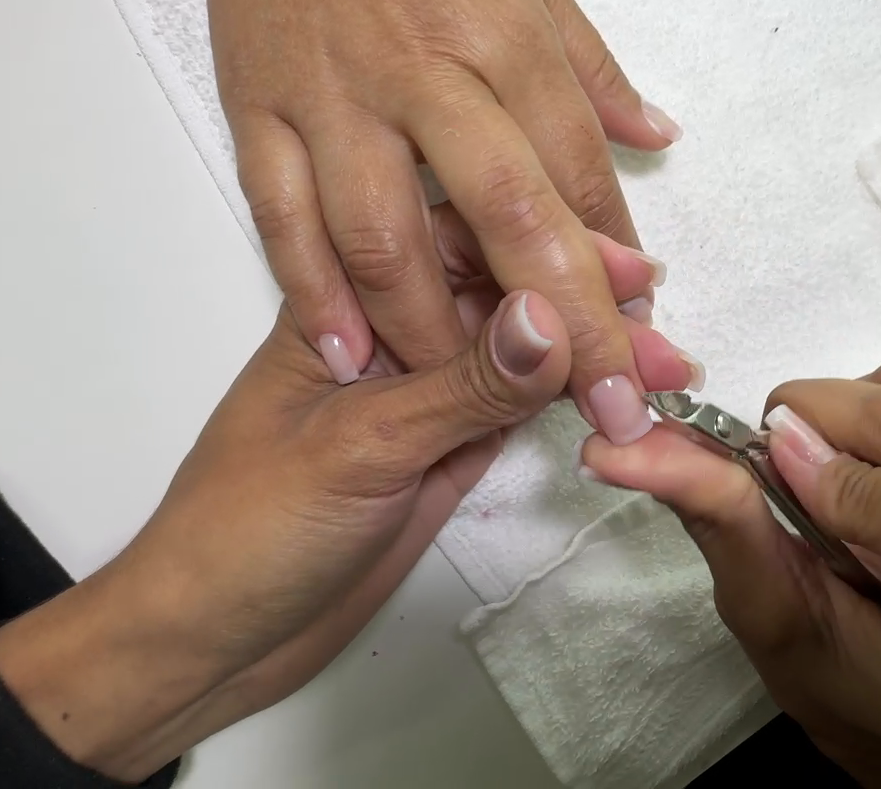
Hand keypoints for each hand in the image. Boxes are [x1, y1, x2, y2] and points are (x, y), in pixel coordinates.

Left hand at [0, 220, 692, 782]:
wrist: (217, 638)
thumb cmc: (254, 527)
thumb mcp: (362, 445)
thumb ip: (463, 382)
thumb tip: (556, 314)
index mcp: (355, 298)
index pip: (462, 243)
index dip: (544, 246)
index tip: (624, 267)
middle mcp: (401, 328)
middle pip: (506, 294)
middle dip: (584, 305)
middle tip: (656, 321)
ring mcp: (432, 386)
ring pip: (524, 352)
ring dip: (590, 356)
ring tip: (663, 367)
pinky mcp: (454, 438)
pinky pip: (522, 403)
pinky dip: (571, 398)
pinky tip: (618, 392)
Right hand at [53, 0, 679, 443]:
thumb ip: (593, 70)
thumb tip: (657, 139)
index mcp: (505, 37)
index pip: (577, 172)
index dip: (616, 258)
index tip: (645, 327)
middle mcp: (425, 75)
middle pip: (509, 221)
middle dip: (570, 327)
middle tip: (612, 409)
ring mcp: (334, 97)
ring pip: (387, 238)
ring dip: (437, 333)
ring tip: (480, 396)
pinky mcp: (258, 109)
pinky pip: (281, 218)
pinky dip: (314, 296)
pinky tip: (351, 358)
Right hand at [583, 358, 880, 785]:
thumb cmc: (835, 681)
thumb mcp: (764, 612)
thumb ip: (713, 519)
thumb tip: (620, 444)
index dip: (858, 475)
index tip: (787, 477)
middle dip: (836, 435)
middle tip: (796, 486)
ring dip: (855, 427)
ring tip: (840, 494)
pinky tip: (879, 479)